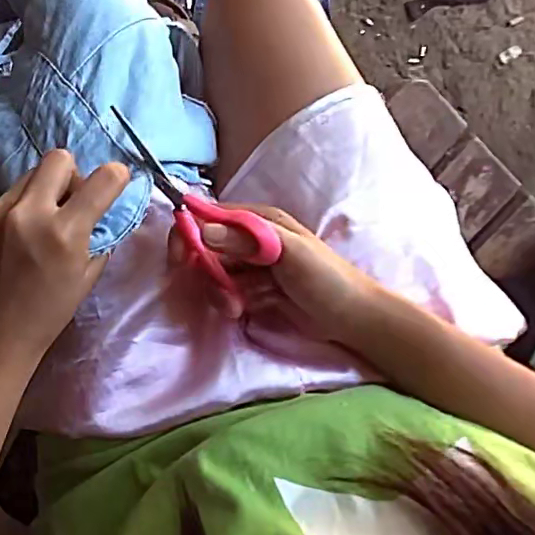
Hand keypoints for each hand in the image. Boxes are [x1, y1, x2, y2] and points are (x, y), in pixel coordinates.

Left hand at [0, 151, 128, 367]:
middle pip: (59, 159)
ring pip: (31, 175)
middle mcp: (29, 213)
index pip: (102, 179)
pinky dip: (22, 207)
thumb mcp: (87, 277)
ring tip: (43, 222)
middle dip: (74, 176)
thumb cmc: (49, 314)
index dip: (116, 176)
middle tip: (73, 204)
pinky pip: (9, 196)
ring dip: (46, 191)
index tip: (116, 182)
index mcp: (64, 233)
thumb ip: (100, 236)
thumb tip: (106, 208)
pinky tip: (18, 237)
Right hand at [182, 204, 386, 345]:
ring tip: (237, 308)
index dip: (189, 233)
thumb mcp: (290, 252)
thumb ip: (248, 238)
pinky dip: (226, 303)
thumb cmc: (327, 278)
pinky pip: (224, 293)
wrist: (351, 317)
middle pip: (205, 249)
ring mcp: (249, 267)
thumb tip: (203, 228)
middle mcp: (249, 240)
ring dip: (217, 293)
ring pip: (212, 275)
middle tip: (223, 295)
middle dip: (205, 273)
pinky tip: (241, 312)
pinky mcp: (251, 291)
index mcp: (258, 221)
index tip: (183, 260)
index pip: (208, 217)